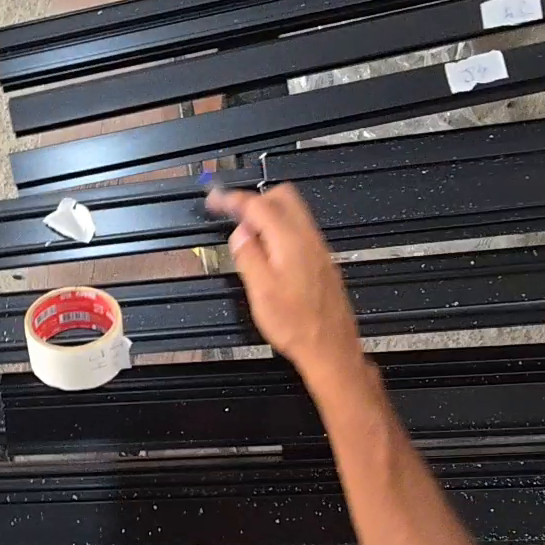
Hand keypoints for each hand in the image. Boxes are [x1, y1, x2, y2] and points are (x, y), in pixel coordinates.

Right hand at [206, 184, 363, 369]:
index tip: (216, 200)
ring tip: (246, 235)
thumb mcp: (260, 290)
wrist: (329, 348)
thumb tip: (239, 234)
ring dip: (266, 214)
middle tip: (232, 215)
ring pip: (292, 211)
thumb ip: (247, 255)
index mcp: (290, 242)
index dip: (232, 199)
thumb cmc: (297, 325)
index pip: (258, 204)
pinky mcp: (320, 261)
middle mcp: (309, 240)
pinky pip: (298, 230)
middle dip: (254, 199)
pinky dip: (278, 229)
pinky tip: (266, 250)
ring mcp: (318, 249)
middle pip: (282, 196)